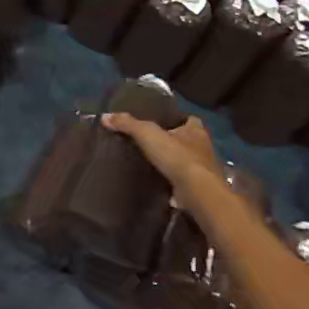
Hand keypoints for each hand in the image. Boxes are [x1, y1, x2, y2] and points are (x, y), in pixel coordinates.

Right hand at [101, 112, 231, 217]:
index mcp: (196, 128)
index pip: (188, 119)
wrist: (197, 192)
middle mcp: (204, 146)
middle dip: (174, 142)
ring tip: (153, 164)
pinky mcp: (200, 188)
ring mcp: (204, 169)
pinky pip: (185, 181)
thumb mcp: (147, 134)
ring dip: (175, 163)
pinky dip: (175, 182)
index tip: (161, 123)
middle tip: (153, 145)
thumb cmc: (177, 156)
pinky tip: (160, 183)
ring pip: (187, 161)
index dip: (176, 120)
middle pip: (187, 140)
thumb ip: (128, 124)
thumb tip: (104, 116)